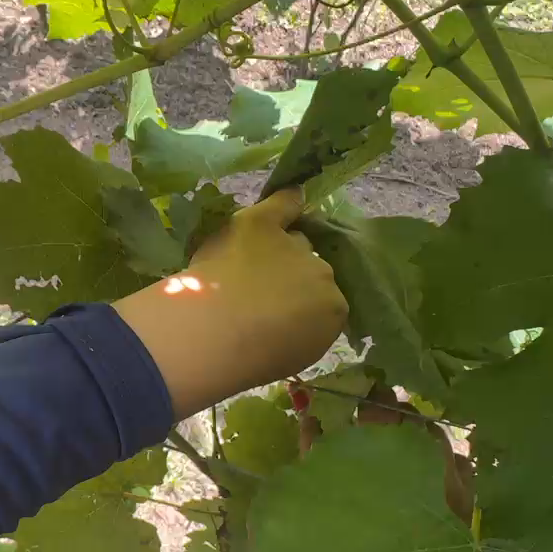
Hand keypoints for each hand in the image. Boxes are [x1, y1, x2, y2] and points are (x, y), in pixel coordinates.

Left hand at [113, 189, 347, 418]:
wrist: (218, 332)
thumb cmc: (246, 357)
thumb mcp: (287, 356)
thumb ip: (296, 333)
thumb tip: (287, 323)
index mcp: (334, 312)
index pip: (323, 299)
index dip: (297, 302)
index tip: (277, 310)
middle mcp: (323, 275)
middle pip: (309, 266)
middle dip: (287, 278)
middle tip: (255, 291)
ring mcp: (292, 246)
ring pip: (291, 240)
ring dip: (274, 248)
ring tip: (247, 262)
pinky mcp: (260, 224)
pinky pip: (282, 205)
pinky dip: (285, 201)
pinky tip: (290, 195)